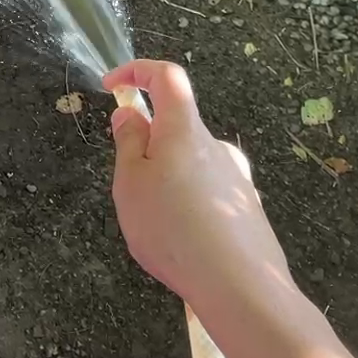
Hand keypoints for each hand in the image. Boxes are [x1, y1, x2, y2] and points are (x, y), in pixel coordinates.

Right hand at [104, 59, 293, 316]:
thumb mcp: (130, 183)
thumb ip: (128, 142)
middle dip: (145, 144)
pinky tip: (180, 240)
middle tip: (126, 185)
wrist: (241, 287)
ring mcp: (235, 177)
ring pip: (189, 162)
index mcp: (184, 131)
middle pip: (176, 125)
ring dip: (165, 177)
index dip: (136, 71)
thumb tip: (130, 114)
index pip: (167, 76)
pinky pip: (206, 190)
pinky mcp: (245, 208)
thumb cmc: (172, 227)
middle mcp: (216, 146)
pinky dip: (185, 201)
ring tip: (152, 222)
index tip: (112, 86)